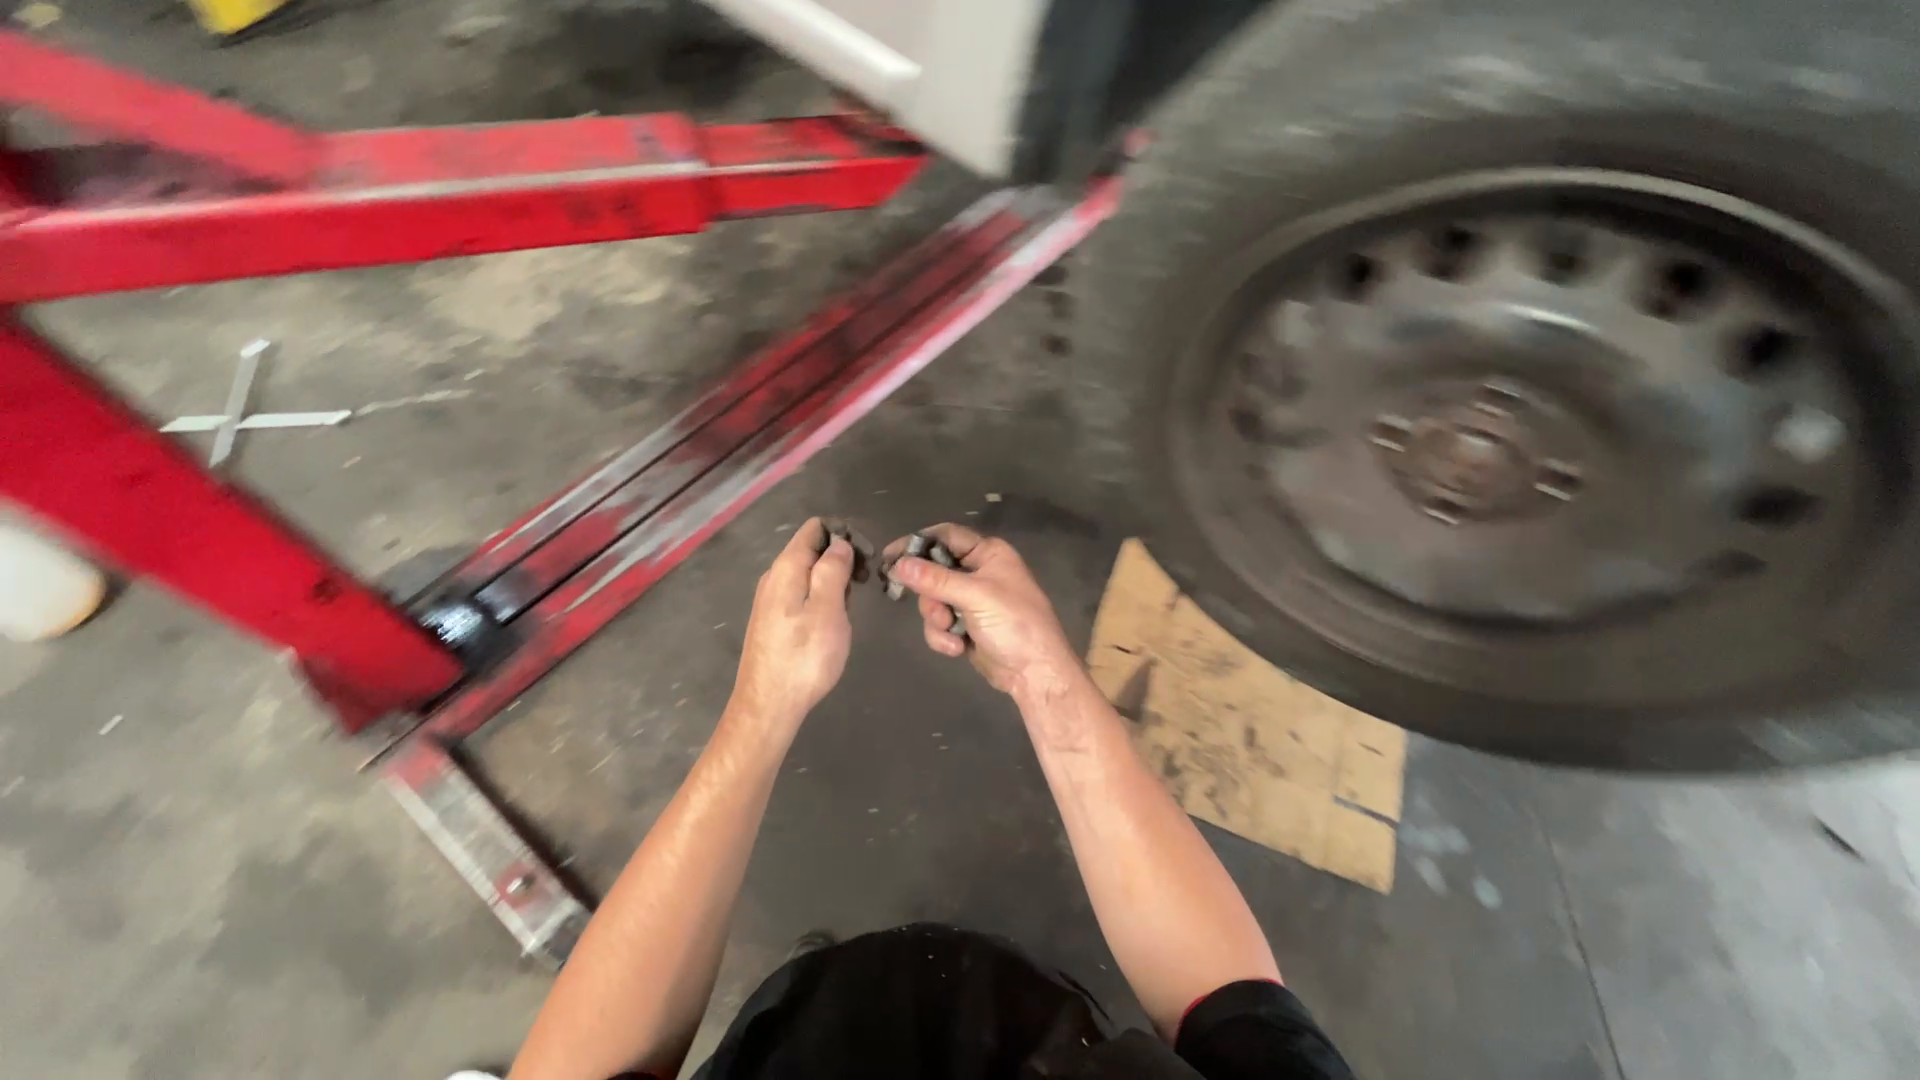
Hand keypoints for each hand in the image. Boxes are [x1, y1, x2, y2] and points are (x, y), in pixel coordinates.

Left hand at [728, 518, 855, 735]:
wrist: (769, 705)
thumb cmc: (804, 657)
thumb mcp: (828, 609)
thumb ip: (833, 570)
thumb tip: (840, 543)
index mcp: (787, 567)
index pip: (815, 528)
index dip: (844, 534)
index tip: (866, 558)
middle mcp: (774, 577)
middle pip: (812, 550)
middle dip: (842, 560)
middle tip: (862, 588)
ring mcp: (770, 600)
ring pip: (809, 575)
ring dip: (833, 583)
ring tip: (849, 611)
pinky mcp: (772, 621)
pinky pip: (802, 595)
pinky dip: (821, 600)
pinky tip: (831, 626)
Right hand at [883, 524, 1083, 699]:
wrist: (1033, 672)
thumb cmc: (1014, 624)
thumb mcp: (976, 596)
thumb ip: (935, 579)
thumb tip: (899, 564)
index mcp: (988, 554)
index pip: (946, 536)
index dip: (918, 543)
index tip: (890, 556)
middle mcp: (978, 572)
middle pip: (933, 571)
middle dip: (930, 596)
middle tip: (936, 611)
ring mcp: (970, 600)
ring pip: (932, 600)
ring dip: (937, 620)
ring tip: (952, 632)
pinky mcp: (964, 626)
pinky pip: (938, 623)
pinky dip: (943, 637)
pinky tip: (958, 649)